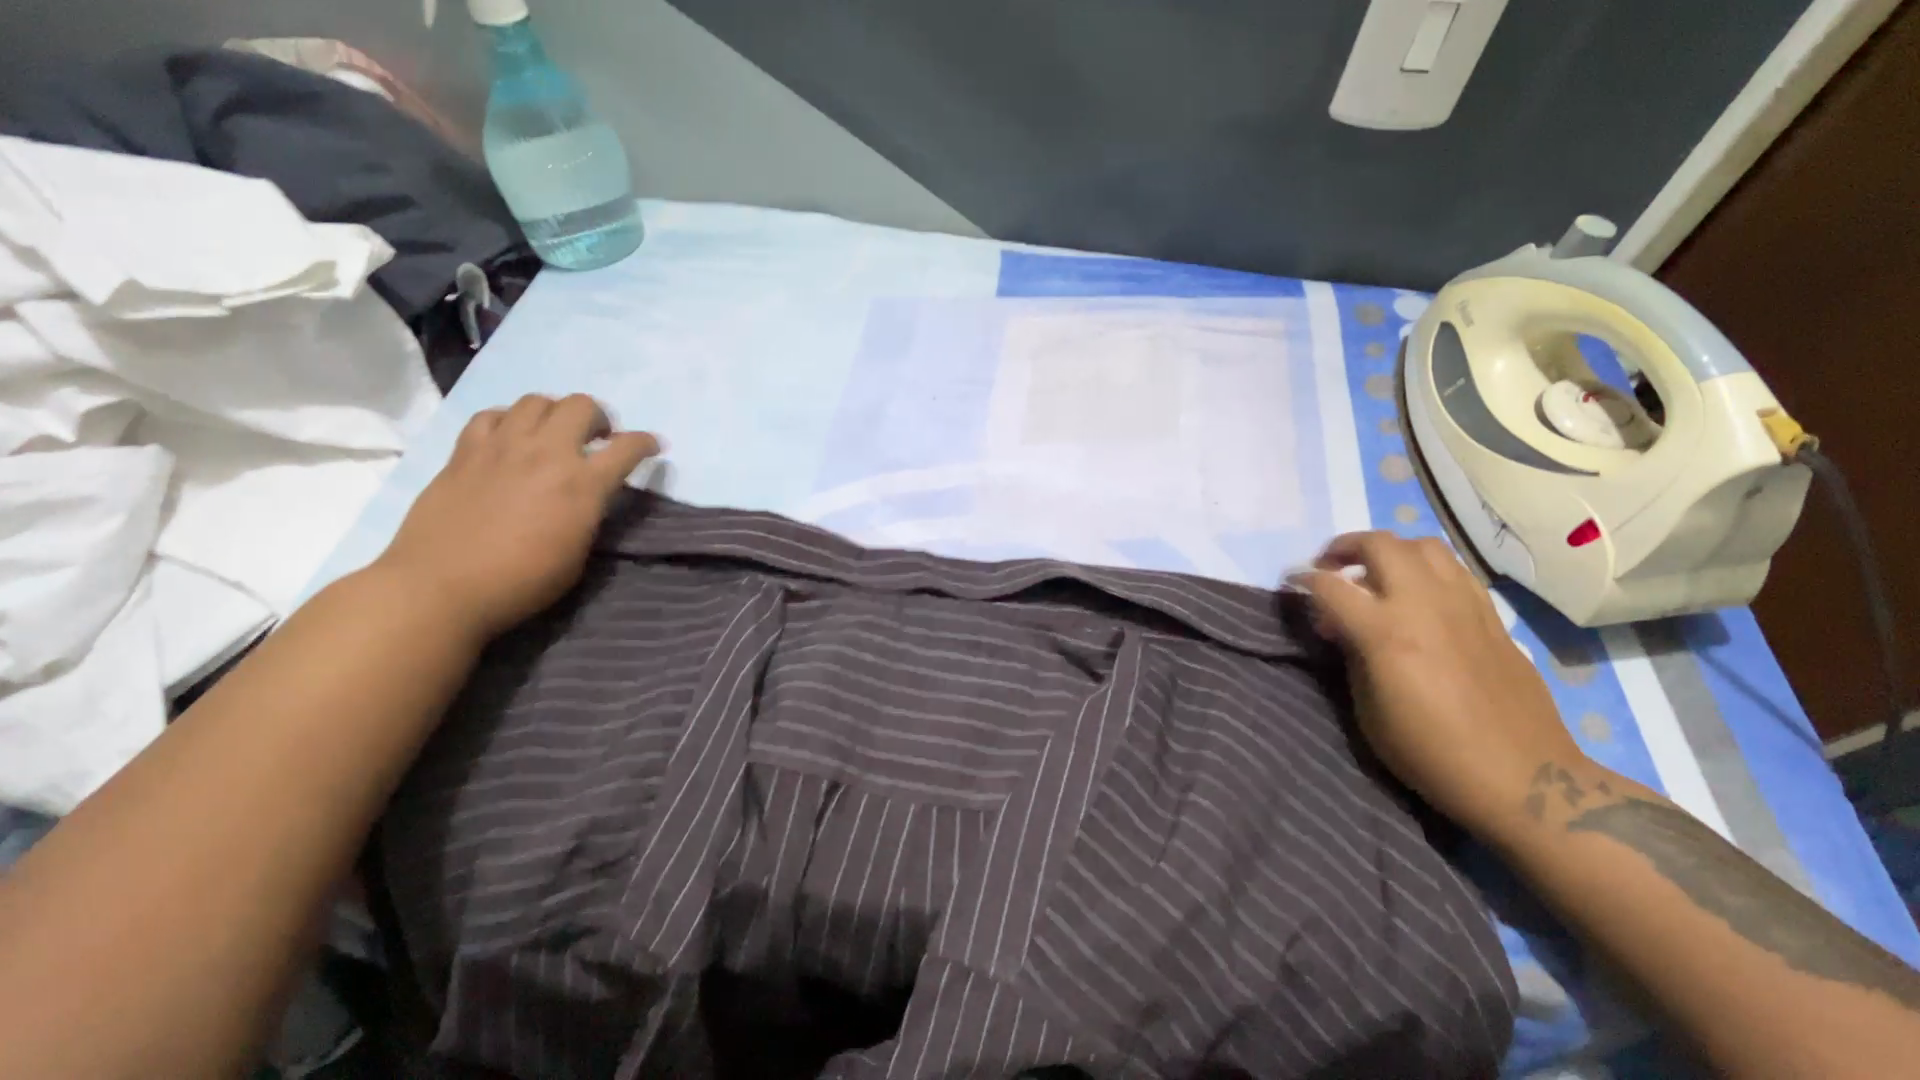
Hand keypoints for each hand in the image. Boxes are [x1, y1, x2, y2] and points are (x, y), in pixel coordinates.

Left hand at [373, 394, 659, 639]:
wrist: (441, 587)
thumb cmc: (520, 584)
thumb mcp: (576, 556)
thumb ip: (587, 516)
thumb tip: (587, 499)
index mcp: (582, 484)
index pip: (627, 447)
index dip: (646, 443)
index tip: (651, 446)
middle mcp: (546, 453)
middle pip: (581, 405)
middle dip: (598, 418)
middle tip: (596, 439)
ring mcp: (502, 446)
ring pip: (536, 400)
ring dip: (553, 413)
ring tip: (551, 434)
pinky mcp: (465, 451)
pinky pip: (491, 415)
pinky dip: (507, 421)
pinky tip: (507, 439)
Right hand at [1292, 531, 1592, 841]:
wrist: (1519, 775)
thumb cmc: (1430, 754)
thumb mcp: (1368, 713)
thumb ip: (1352, 658)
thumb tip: (1342, 628)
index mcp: (1385, 633)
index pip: (1329, 586)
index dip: (1302, 581)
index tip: (1292, 584)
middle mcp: (1424, 604)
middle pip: (1378, 545)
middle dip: (1344, 547)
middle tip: (1329, 566)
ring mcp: (1462, 604)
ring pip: (1422, 545)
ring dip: (1390, 550)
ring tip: (1376, 573)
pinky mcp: (1490, 614)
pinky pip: (1454, 569)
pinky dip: (1427, 568)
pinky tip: (1420, 594)